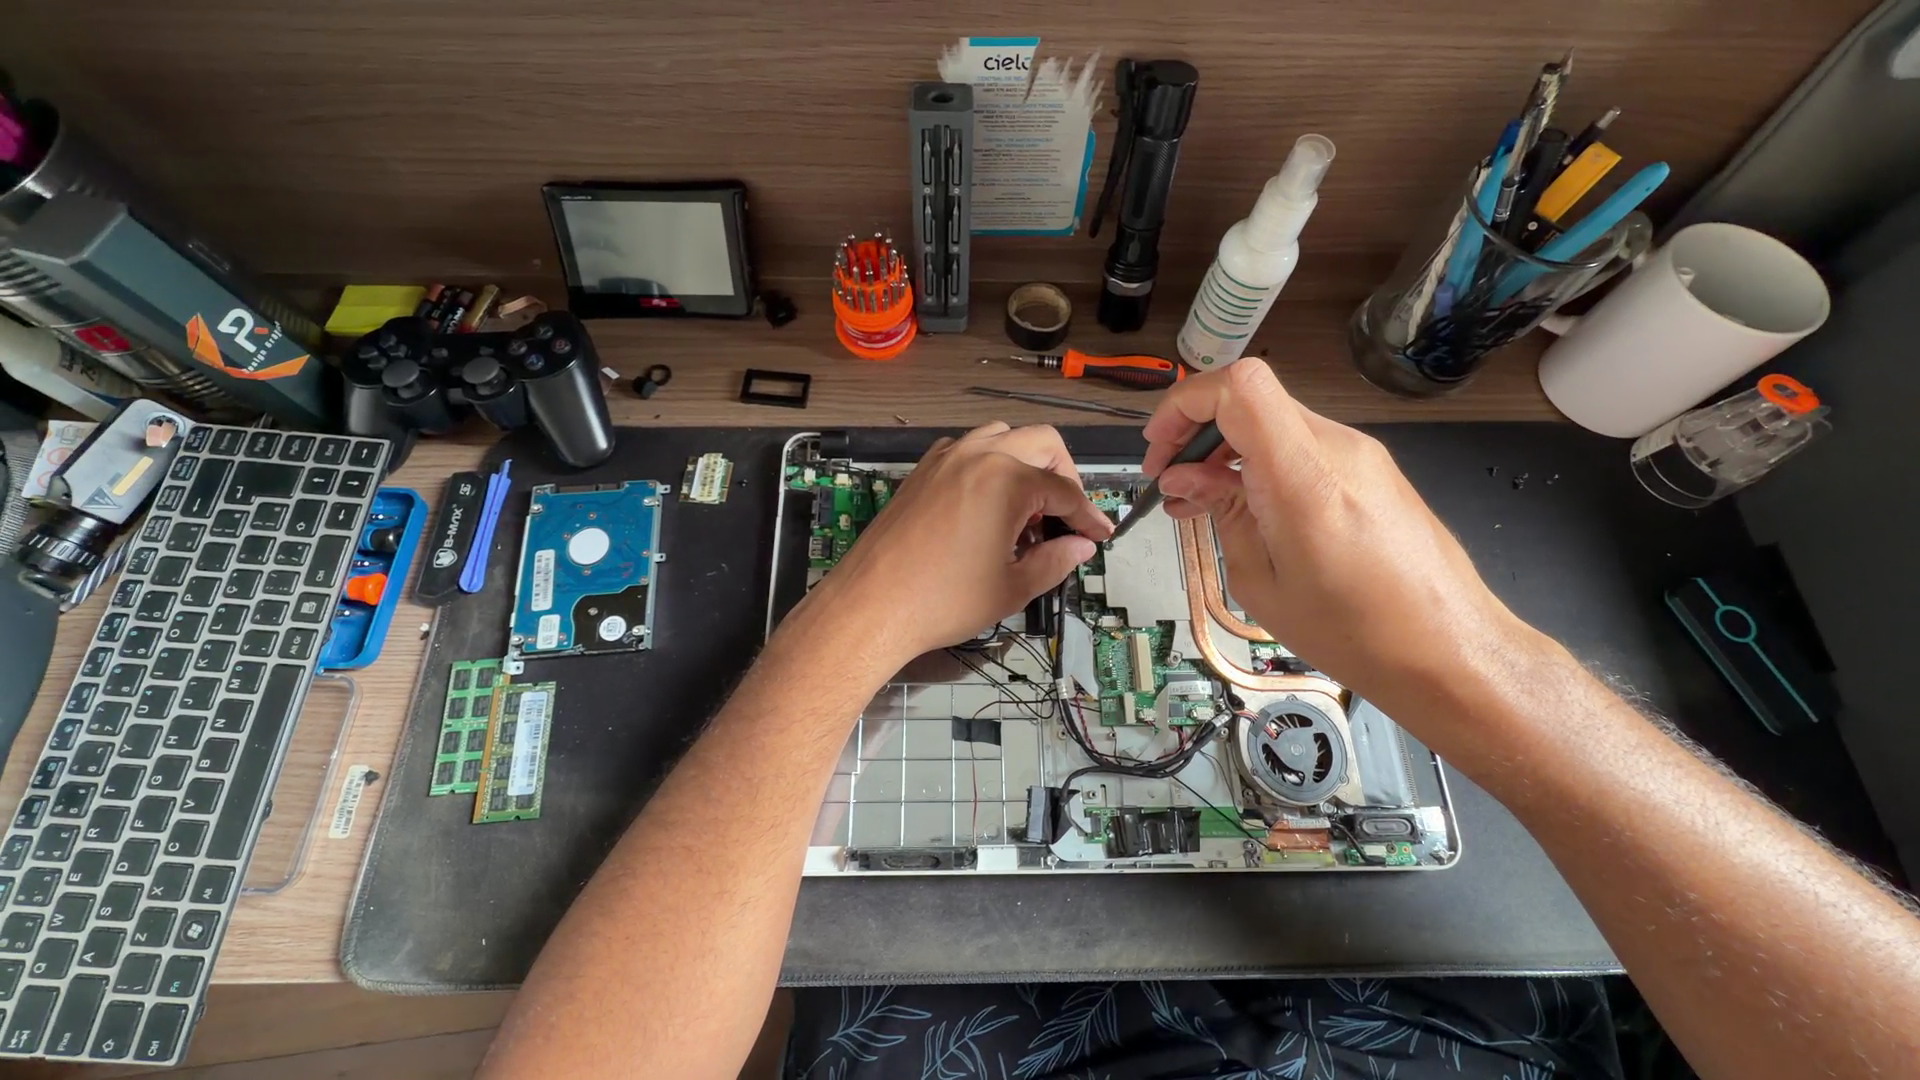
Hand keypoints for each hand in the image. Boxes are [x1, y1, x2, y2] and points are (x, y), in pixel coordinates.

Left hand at [799, 423, 1113, 664]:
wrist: (871, 604)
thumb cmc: (944, 601)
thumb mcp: (1012, 587)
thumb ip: (1056, 560)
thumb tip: (1081, 546)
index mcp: (1006, 479)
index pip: (1065, 490)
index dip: (1088, 515)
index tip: (1100, 535)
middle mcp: (978, 455)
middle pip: (1042, 443)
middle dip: (1064, 476)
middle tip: (1067, 517)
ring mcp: (946, 457)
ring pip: (1003, 437)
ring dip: (1026, 463)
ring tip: (1027, 510)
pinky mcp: (923, 470)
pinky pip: (968, 449)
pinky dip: (990, 465)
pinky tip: (988, 506)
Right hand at [1141, 363, 1535, 709]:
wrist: (1449, 651)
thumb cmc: (1355, 632)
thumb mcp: (1262, 582)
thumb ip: (1222, 514)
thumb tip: (1185, 479)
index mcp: (1304, 478)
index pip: (1239, 388)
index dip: (1185, 404)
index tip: (1159, 447)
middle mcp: (1337, 448)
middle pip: (1249, 398)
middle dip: (1196, 430)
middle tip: (1170, 480)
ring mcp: (1360, 453)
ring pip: (1272, 420)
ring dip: (1225, 448)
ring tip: (1199, 501)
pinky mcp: (1371, 468)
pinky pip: (1300, 445)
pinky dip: (1260, 461)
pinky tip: (1244, 506)